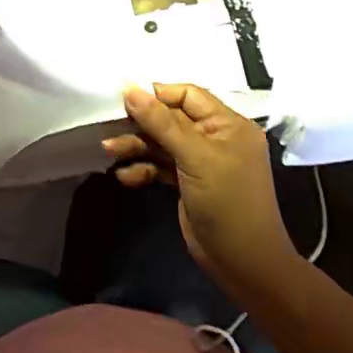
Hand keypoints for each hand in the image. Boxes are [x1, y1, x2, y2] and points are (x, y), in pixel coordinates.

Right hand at [102, 84, 300, 299]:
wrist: (243, 263)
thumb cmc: (227, 202)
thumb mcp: (194, 157)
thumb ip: (161, 122)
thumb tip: (130, 89)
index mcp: (228, 124)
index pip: (187, 95)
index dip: (157, 95)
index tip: (125, 99)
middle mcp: (215, 138)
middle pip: (170, 118)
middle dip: (140, 123)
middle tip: (110, 126)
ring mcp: (201, 162)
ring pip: (161, 142)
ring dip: (135, 145)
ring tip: (110, 151)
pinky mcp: (188, 182)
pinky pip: (160, 165)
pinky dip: (142, 168)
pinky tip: (126, 177)